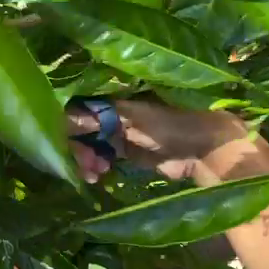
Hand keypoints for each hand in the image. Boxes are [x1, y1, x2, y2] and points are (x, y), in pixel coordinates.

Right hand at [67, 100, 254, 183]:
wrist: (208, 151)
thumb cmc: (173, 123)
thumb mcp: (131, 116)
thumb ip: (95, 117)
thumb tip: (60, 120)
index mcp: (112, 93)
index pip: (76, 104)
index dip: (65, 121)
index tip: (60, 138)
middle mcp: (110, 109)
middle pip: (77, 126)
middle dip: (75, 146)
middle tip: (84, 163)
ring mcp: (116, 131)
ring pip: (85, 144)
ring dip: (83, 159)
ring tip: (93, 173)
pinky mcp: (124, 152)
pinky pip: (98, 158)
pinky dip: (93, 167)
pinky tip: (97, 176)